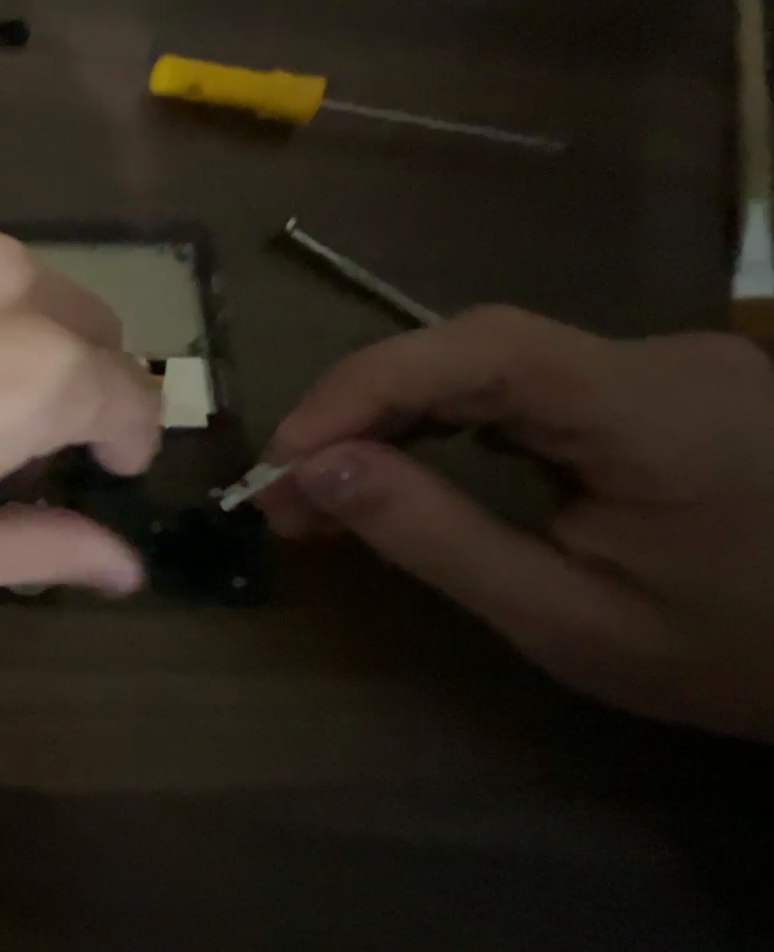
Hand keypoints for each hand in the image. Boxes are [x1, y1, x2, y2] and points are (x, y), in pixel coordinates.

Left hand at [0, 203, 162, 699]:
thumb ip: (48, 550)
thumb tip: (129, 567)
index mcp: (40, 368)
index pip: (134, 397)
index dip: (128, 440)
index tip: (105, 466)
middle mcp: (1, 279)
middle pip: (87, 327)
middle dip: (77, 383)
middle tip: (18, 438)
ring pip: (14, 283)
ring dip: (9, 334)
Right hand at [256, 306, 773, 740]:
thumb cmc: (744, 657)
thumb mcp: (570, 622)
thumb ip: (436, 538)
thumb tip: (313, 471)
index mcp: (661, 412)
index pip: (480, 351)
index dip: (361, 387)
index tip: (283, 459)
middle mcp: (657, 360)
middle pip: (463, 349)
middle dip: (353, 412)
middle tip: (280, 487)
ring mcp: (652, 366)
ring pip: (473, 362)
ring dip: (379, 417)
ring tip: (316, 483)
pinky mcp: (638, 385)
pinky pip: (504, 383)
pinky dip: (426, 419)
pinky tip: (389, 460)